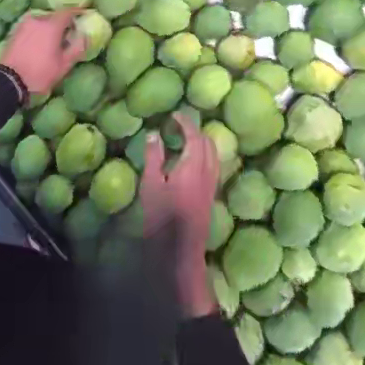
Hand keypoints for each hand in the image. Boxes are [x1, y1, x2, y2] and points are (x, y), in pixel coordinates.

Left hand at [0, 9, 86, 99]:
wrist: (9, 80)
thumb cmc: (40, 73)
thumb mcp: (63, 65)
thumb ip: (76, 48)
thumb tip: (85, 36)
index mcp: (51, 25)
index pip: (67, 12)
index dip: (76, 12)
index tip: (82, 16)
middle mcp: (36, 20)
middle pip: (53, 16)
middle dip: (62, 23)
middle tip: (67, 35)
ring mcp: (23, 24)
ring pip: (41, 21)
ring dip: (48, 28)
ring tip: (52, 42)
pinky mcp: (14, 31)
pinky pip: (31, 27)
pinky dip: (37, 31)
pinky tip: (38, 44)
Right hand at [140, 113, 220, 316]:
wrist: (180, 249)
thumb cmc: (161, 216)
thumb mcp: (151, 184)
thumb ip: (154, 157)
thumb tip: (154, 133)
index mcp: (193, 167)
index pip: (195, 137)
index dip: (186, 123)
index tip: (174, 115)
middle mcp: (207, 173)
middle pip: (208, 144)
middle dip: (196, 130)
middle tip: (178, 125)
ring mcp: (211, 185)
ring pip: (214, 155)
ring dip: (202, 142)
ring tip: (185, 139)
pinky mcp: (211, 195)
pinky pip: (213, 166)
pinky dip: (205, 155)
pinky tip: (191, 160)